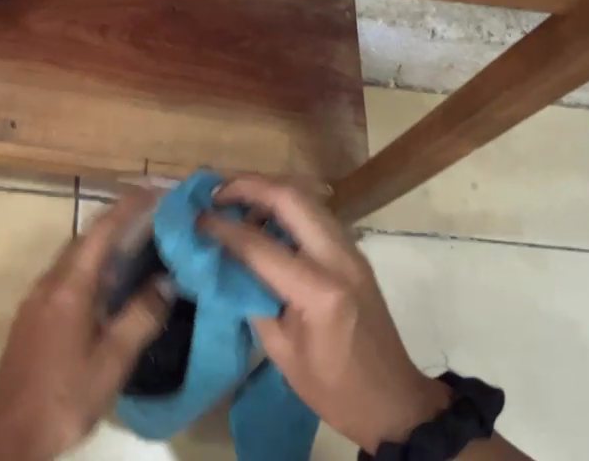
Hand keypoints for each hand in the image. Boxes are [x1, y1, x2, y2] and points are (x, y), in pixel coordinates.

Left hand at [0, 192, 170, 460]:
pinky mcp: (34, 314)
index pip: (102, 230)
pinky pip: (68, 274)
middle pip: (87, 238)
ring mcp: (38, 297)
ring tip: (141, 245)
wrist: (9, 433)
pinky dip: (93, 267)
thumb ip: (140, 318)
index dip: (128, 206)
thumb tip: (167, 281)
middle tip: (156, 218)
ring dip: (106, 244)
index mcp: (70, 286)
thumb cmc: (64, 396)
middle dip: (119, 220)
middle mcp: (50, 281)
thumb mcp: (112, 363)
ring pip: (76, 256)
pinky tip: (111, 285)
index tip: (156, 191)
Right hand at [201, 176, 449, 452]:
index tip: (194, 219)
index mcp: (320, 291)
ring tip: (233, 204)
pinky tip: (262, 222)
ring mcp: (351, 250)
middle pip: (289, 196)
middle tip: (214, 195)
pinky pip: (314, 213)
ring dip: (266, 192)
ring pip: (304, 197)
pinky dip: (284, 206)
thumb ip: (250, 296)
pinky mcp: (353, 251)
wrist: (394, 402)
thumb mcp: (280, 349)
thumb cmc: (333, 387)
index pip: (259, 243)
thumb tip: (220, 261)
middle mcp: (339, 258)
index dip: (221, 227)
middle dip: (246, 186)